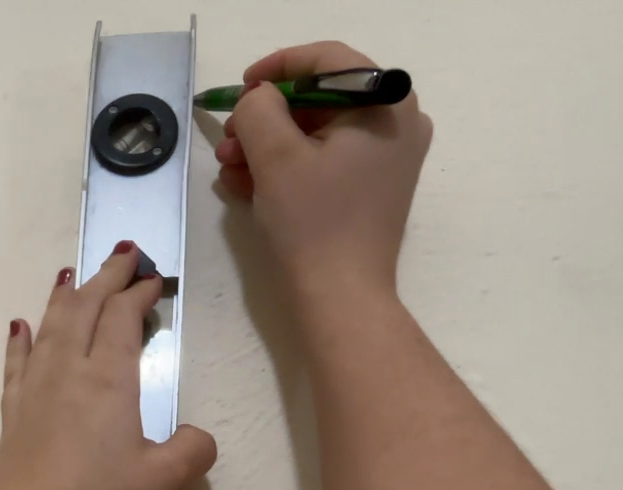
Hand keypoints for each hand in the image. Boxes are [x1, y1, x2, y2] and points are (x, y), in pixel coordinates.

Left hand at [0, 244, 216, 489]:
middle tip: (123, 255)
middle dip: (107, 277)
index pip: (123, 318)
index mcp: (109, 378)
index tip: (153, 280)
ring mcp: (35, 388)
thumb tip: (198, 437)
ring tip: (73, 274)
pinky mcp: (12, 411)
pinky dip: (20, 340)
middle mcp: (68, 370)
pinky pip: (16, 363)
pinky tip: (20, 326)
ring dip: (65, 296)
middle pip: (86, 308)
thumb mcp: (165, 478)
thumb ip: (194, 450)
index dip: (139, 293)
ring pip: (50, 326)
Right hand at [215, 41, 432, 301]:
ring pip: (317, 136)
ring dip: (267, 148)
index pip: (327, 61)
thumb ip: (259, 112)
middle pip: (319, 100)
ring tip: (228, 170)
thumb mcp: (276, 158)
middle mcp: (395, 123)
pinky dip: (285, 170)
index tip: (240, 88)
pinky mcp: (368, 193)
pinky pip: (323, 165)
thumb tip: (257, 100)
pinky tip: (246, 185)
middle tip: (226, 141)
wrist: (339, 297)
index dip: (277, 67)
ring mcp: (385, 161)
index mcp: (385, 102)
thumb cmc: (312, 223)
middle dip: (266, 119)